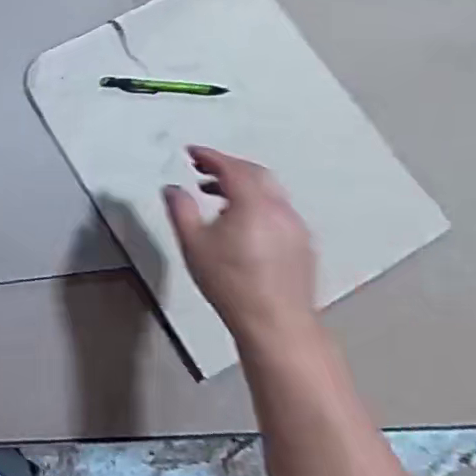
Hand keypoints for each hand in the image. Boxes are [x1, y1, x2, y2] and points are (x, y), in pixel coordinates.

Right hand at [163, 146, 317, 349]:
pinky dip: (256, 201)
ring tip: (213, 192)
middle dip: (227, 165)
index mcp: (254, 205)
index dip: (209, 156)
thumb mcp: (191, 242)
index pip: (232, 168)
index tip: (191, 152)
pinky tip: (237, 218)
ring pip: (269, 191)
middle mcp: (280, 211)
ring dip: (241, 184)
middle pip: (256, 174)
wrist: (275, 323)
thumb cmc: (230, 283)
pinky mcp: (302, 245)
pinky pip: (277, 209)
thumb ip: (180, 208)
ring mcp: (296, 229)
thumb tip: (173, 189)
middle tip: (201, 166)